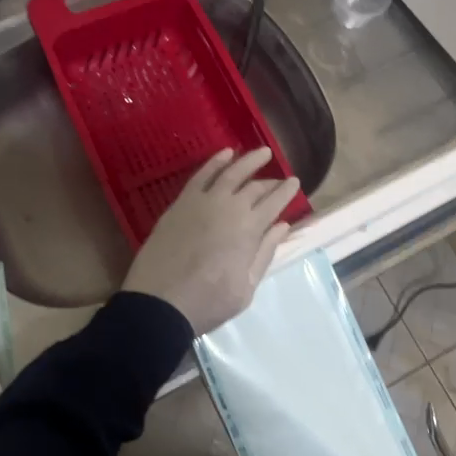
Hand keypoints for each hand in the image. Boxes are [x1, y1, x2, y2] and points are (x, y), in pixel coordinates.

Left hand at [121, 149, 298, 334]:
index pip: (275, 202)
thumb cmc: (208, 302)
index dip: (286, 191)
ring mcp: (203, 201)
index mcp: (249, 229)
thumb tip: (282, 226)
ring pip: (231, 172)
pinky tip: (226, 153)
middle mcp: (229, 207)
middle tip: (279, 179)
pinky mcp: (181, 202)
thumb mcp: (246, 287)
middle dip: (270, 182)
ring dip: (249, 160)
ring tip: (263, 152)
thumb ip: (264, 253)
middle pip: (255, 187)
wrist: (159, 302)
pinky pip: (201, 174)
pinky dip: (215, 162)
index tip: (295, 182)